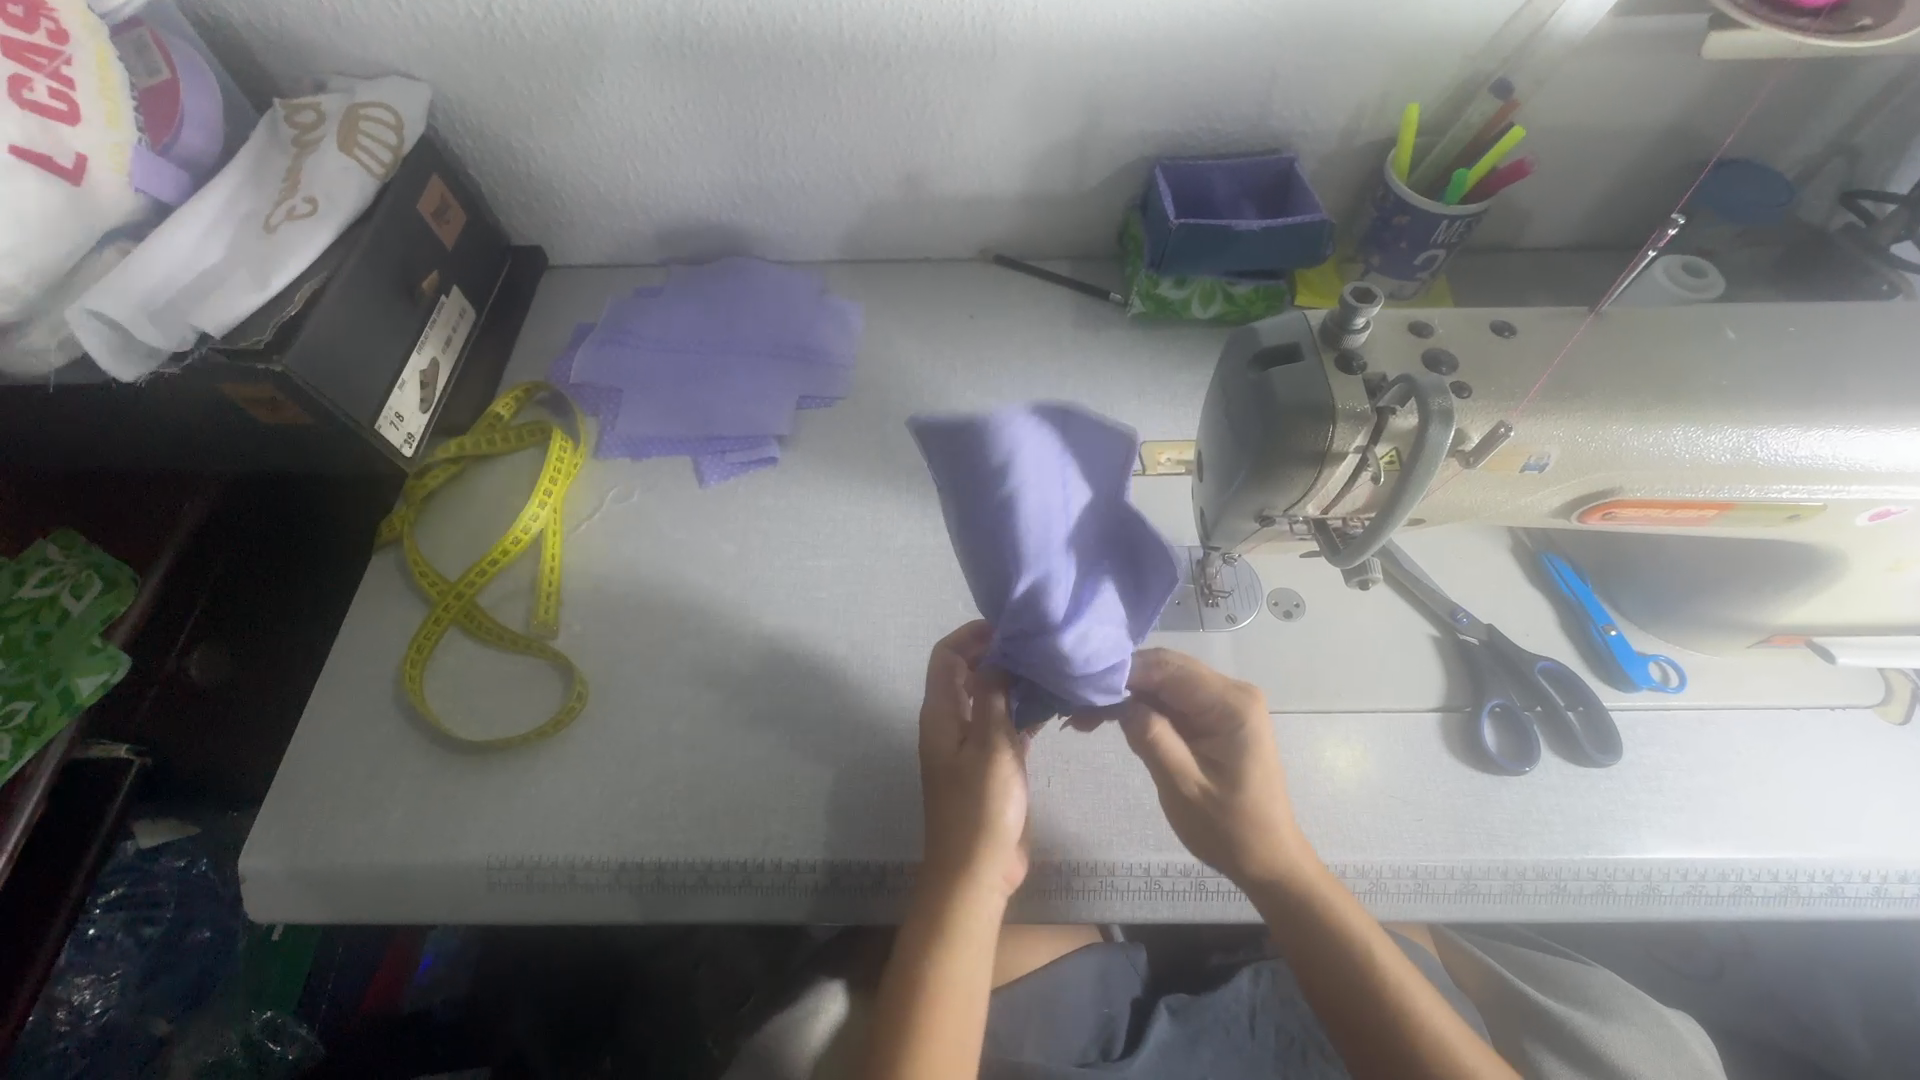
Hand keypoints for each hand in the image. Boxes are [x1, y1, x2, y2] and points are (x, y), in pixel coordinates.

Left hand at [917, 621, 1030, 901]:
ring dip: (1013, 682)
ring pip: (989, 698)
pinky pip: (1004, 725)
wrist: (977, 871)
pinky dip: (1023, 711)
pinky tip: (1053, 705)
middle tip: (1039, 645)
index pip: (947, 656)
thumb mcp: (991, 746)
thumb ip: (993, 696)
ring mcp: (971, 745)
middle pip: (968, 673)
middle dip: (997, 654)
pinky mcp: (991, 765)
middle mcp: (951, 723)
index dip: (972, 636)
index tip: (1010, 628)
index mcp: (941, 714)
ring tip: (1051, 668)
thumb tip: (997, 655)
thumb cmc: (981, 807)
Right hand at [1084, 648, 1314, 890]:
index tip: (1079, 692)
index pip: (1166, 668)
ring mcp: (1223, 702)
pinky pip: (1171, 699)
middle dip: (1118, 683)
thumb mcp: (1182, 785)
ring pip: (1162, 681)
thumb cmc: (1228, 828)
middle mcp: (1231, 691)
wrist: (1267, 859)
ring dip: (1125, 695)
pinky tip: (1110, 720)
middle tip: (1076, 709)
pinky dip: (1140, 707)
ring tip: (1083, 718)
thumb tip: (1117, 700)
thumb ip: (1150, 736)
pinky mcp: (1214, 716)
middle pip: (1163, 668)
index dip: (1120, 674)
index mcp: (1230, 703)